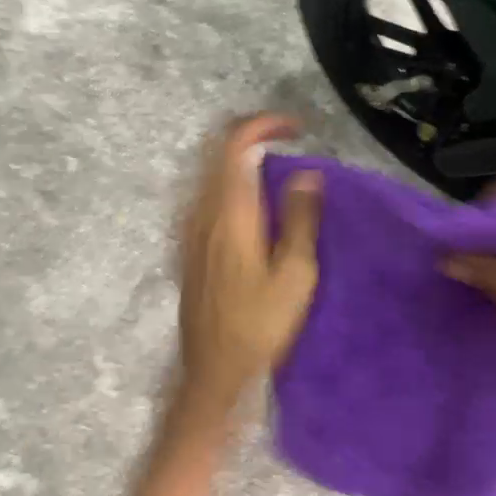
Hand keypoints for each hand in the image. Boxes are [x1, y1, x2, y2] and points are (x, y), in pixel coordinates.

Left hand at [175, 114, 322, 413]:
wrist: (214, 371)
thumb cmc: (261, 326)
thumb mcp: (295, 274)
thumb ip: (300, 218)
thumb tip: (307, 174)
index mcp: (229, 213)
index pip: (236, 144)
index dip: (266, 124)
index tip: (298, 129)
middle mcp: (201, 214)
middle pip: (216, 153)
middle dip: (253, 138)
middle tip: (289, 146)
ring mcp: (189, 232)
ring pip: (209, 176)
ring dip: (240, 164)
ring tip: (277, 176)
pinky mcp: (188, 250)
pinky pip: (206, 199)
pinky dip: (230, 187)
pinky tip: (254, 210)